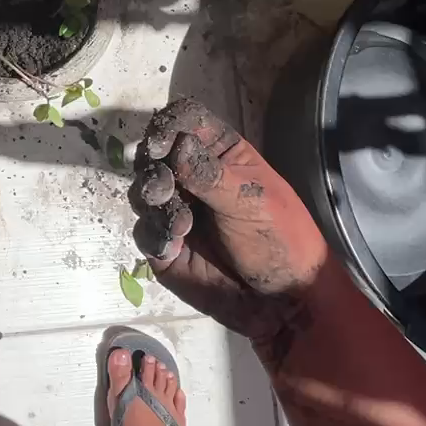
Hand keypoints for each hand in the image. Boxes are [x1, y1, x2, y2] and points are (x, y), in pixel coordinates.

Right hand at [129, 98, 330, 354]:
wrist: (283, 304)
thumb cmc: (279, 239)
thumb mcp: (250, 201)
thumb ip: (208, 173)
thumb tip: (175, 142)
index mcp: (219, 153)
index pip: (184, 120)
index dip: (167, 125)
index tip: (161, 144)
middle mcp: (191, 175)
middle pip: (153, 153)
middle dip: (153, 167)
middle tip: (164, 189)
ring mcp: (176, 209)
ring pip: (143, 191)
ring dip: (155, 202)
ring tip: (181, 225)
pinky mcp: (164, 243)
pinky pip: (144, 230)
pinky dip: (154, 234)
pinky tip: (173, 245)